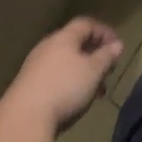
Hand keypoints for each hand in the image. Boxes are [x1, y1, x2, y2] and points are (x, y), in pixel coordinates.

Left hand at [4, 17, 124, 132]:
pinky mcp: (26, 85)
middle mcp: (47, 46)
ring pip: (64, 62)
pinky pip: (53, 77)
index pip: (86, 24)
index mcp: (63, 37)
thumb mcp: (93, 71)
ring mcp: (34, 66)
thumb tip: (117, 44)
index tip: (116, 46)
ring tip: (95, 91)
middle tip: (107, 69)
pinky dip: (68, 83)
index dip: (103, 31)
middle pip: (74, 43)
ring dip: (82, 72)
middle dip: (94, 55)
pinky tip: (75, 100)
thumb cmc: (65, 87)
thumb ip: (106, 56)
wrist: (23, 118)